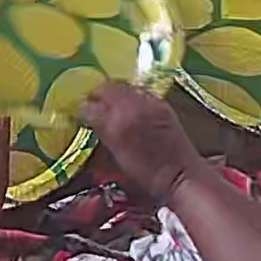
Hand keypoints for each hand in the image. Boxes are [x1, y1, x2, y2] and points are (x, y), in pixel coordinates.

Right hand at [78, 82, 204, 199]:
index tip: (80, 113)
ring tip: (110, 102)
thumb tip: (89, 119)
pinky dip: (130, 95)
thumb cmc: (145, 173)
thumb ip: (102, 132)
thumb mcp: (115, 156)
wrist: (180, 174)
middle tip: (93, 102)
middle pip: (107, 88)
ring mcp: (148, 102)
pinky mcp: (161, 102)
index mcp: (115, 125)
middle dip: (97, 94)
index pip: (90, 107)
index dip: (82, 110)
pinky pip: (139, 91)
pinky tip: (130, 106)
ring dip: (113, 92)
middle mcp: (130, 107)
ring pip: (123, 86)